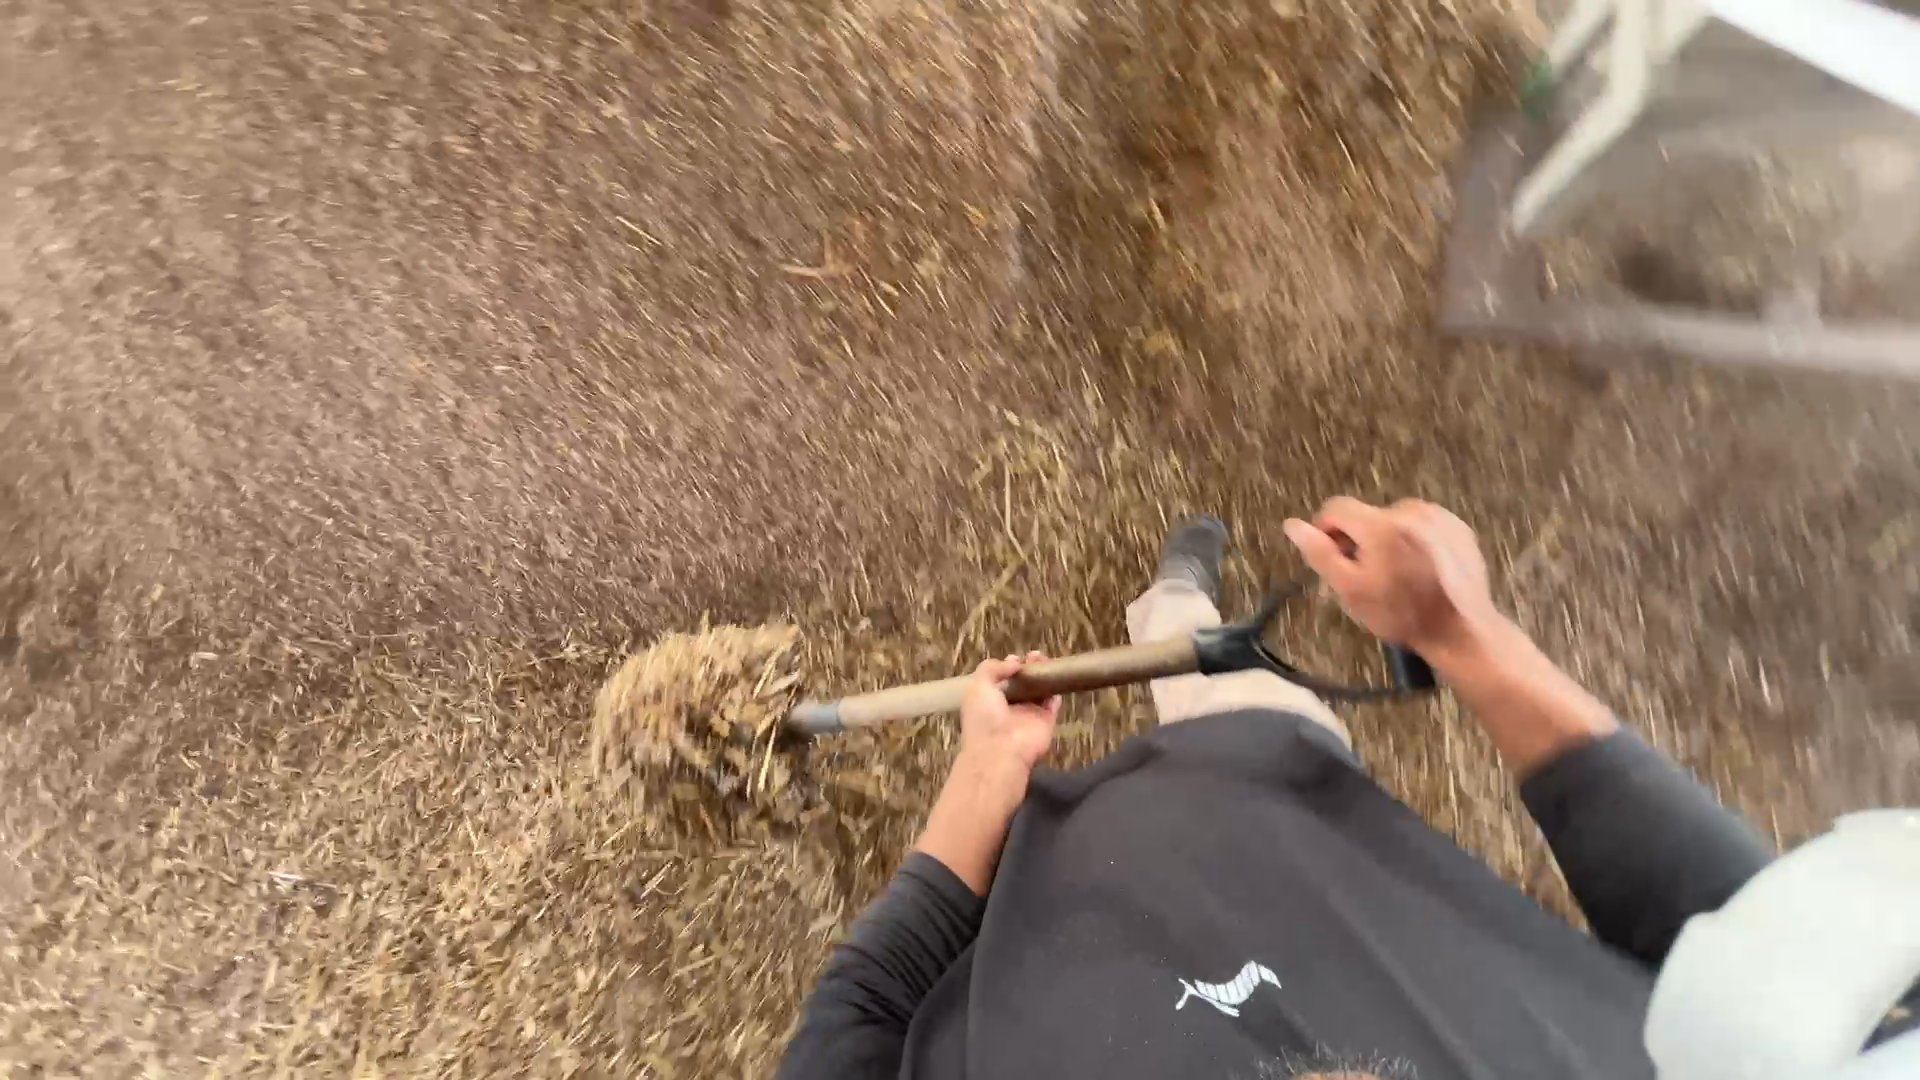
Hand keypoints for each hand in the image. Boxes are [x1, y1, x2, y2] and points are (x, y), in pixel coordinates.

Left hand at [959, 652, 1059, 771]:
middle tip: (1034, 656)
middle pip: (1022, 683)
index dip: (1008, 667)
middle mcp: (1009, 707)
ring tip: (1046, 661)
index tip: (1015, 658)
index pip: (1000, 680)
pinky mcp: (1046, 722)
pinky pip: (1053, 703)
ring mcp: (1028, 714)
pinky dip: (1056, 690)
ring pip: (1039, 690)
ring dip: (1043, 675)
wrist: (1001, 752)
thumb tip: (1013, 661)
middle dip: (1028, 668)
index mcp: (989, 700)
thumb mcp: (978, 686)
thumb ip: (992, 668)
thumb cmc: (985, 717)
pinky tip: (1057, 676)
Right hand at [1283, 497, 1498, 655]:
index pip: (1335, 508)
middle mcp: (1410, 512)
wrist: (1461, 631)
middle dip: (1357, 539)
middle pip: (1364, 515)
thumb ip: (1319, 552)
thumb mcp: (1349, 588)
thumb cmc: (1399, 614)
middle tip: (1365, 575)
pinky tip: (1416, 568)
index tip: (1334, 559)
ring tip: (1393, 573)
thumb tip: (1292, 525)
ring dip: (1383, 539)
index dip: (1326, 531)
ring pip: (1390, 519)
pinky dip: (1410, 540)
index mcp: (1380, 526)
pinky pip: (1418, 524)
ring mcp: (1438, 517)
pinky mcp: (1457, 527)